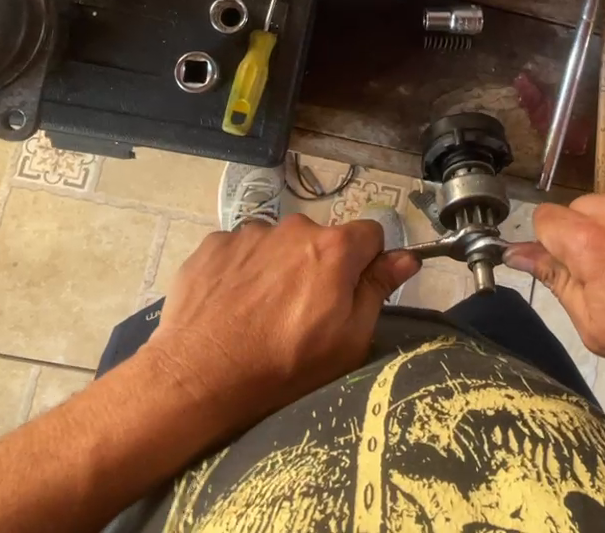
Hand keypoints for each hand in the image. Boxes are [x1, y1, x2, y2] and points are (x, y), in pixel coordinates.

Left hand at [141, 214, 418, 427]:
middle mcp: (294, 227)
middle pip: (320, 239)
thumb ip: (377, 290)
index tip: (350, 293)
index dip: (366, 262)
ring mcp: (249, 232)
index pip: (370, 233)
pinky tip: (230, 306)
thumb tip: (407, 258)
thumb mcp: (348, 341)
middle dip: (317, 266)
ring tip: (259, 313)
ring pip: (278, 244)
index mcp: (334, 248)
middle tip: (300, 313)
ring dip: (277, 267)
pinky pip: (240, 251)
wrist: (197, 379)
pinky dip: (241, 271)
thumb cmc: (284, 367)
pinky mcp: (213, 244)